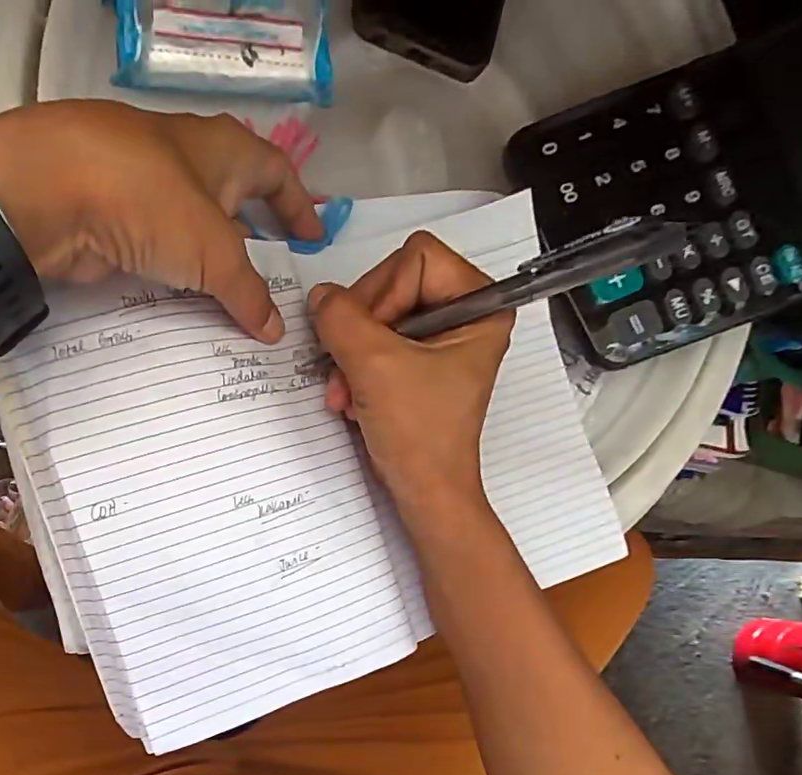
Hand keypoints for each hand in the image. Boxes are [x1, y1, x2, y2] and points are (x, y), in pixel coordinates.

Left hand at [0, 101, 323, 341]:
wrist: (52, 195)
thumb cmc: (152, 201)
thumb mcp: (214, 251)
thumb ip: (248, 292)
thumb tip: (274, 330)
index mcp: (222, 150)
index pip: (275, 172)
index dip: (297, 205)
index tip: (312, 241)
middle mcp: (186, 165)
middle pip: (232, 208)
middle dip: (253, 248)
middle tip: (272, 293)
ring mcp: (144, 194)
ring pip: (190, 239)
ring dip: (211, 274)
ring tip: (233, 315)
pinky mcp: (112, 224)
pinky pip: (157, 259)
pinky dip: (174, 284)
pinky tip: (185, 314)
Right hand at [310, 232, 512, 514]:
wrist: (423, 490)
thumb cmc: (420, 436)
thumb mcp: (375, 366)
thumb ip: (342, 319)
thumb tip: (321, 296)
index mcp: (480, 304)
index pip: (415, 258)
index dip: (380, 293)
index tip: (371, 341)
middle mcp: (463, 315)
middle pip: (392, 284)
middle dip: (360, 332)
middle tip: (348, 370)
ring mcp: (437, 339)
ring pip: (376, 316)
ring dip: (351, 356)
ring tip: (347, 392)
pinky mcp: (416, 362)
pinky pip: (374, 342)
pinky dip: (355, 369)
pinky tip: (353, 397)